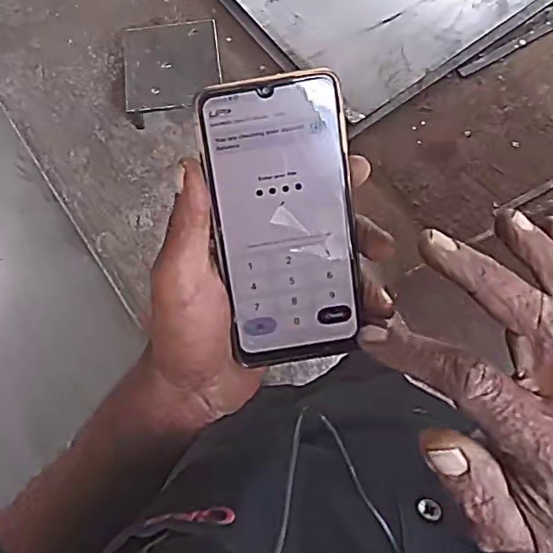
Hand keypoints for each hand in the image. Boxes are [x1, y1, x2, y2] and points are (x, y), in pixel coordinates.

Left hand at [146, 155, 395, 423]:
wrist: (196, 392)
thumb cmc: (179, 334)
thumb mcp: (178, 274)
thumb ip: (187, 224)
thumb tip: (189, 169)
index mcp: (234, 231)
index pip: (273, 187)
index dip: (306, 170)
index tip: (335, 159)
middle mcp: (263, 247)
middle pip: (316, 219)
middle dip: (352, 219)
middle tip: (372, 232)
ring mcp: (284, 277)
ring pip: (333, 257)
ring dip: (361, 263)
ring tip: (375, 284)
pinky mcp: (298, 308)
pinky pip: (335, 296)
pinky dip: (358, 299)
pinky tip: (371, 308)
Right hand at [357, 209, 552, 552]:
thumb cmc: (544, 518)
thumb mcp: (500, 529)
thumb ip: (469, 487)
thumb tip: (437, 441)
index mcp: (547, 442)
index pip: (476, 381)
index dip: (420, 354)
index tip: (380, 337)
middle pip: (536, 320)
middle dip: (481, 276)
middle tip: (435, 246)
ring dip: (538, 255)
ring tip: (504, 220)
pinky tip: (551, 229)